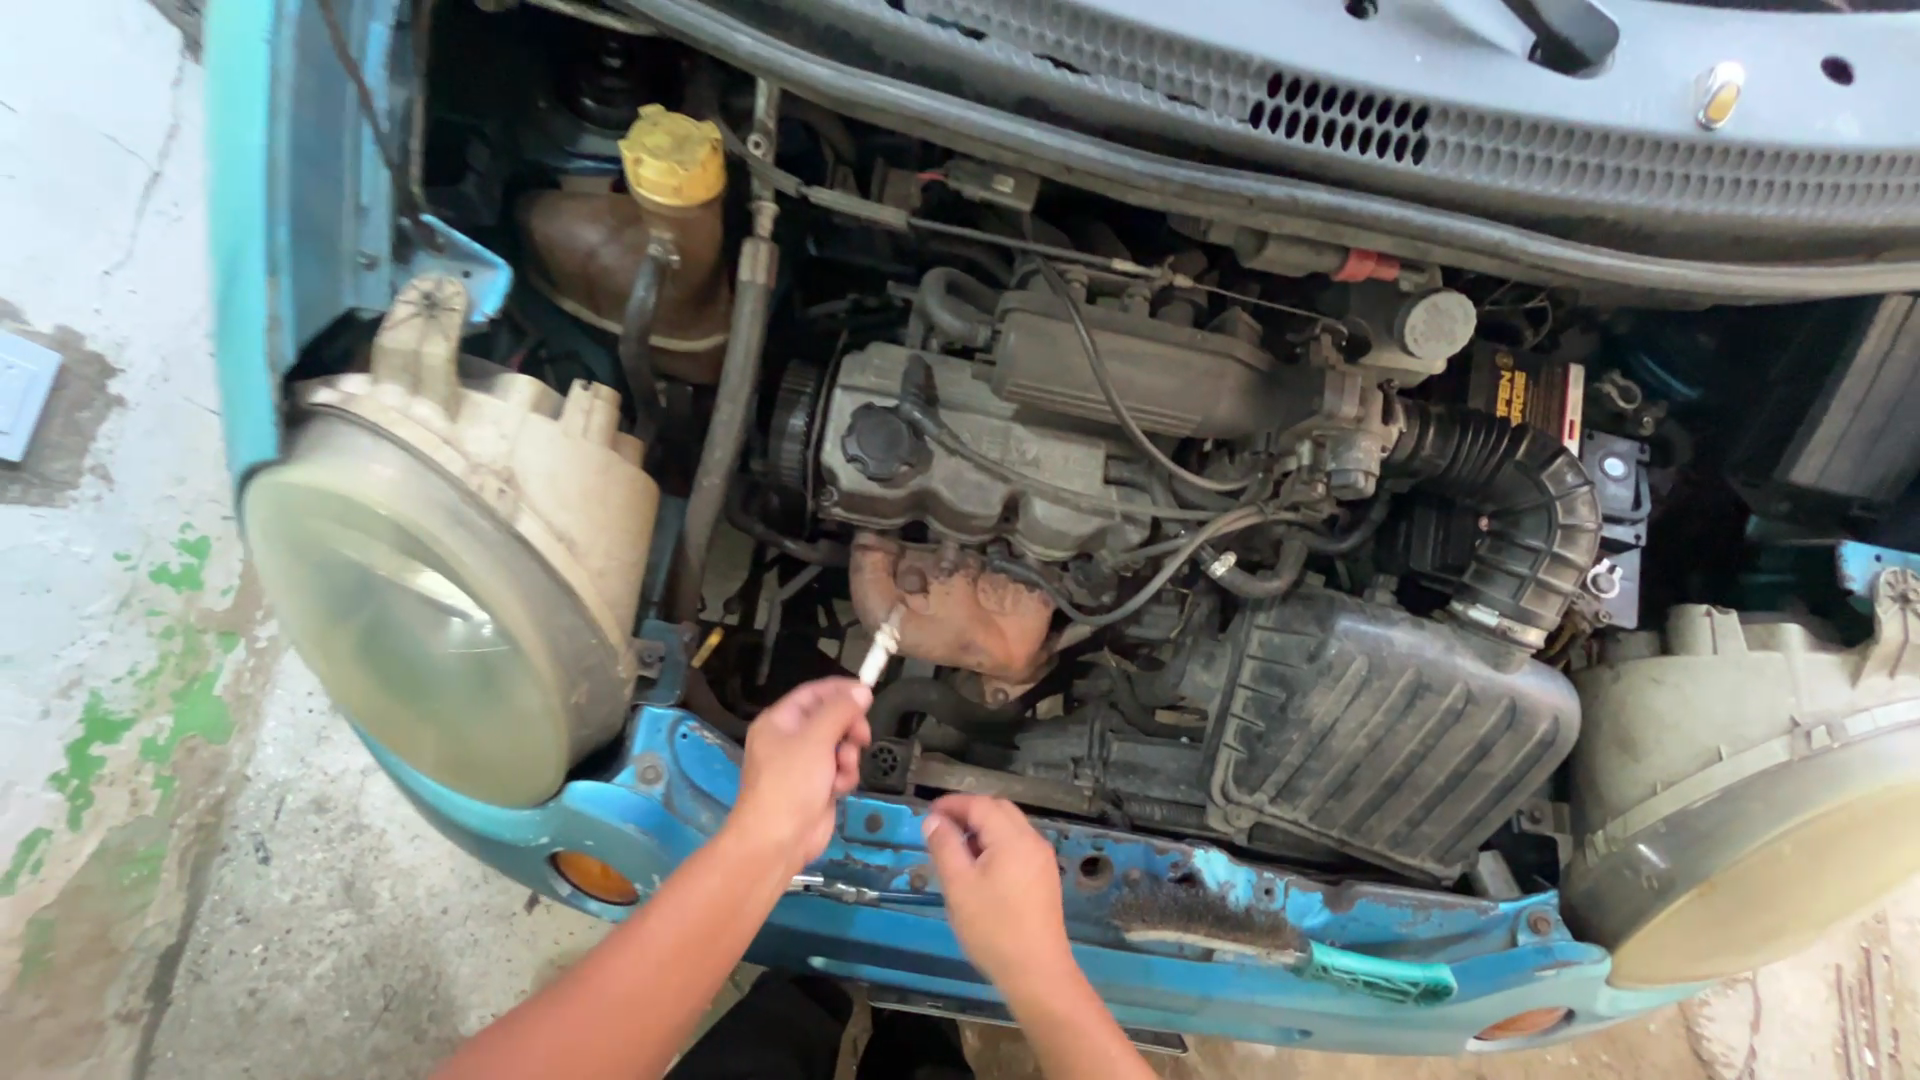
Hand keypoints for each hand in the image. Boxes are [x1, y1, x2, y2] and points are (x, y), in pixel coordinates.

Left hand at [725, 677, 872, 875]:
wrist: (778, 841)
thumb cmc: (790, 783)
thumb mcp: (816, 738)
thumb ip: (841, 710)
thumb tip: (862, 690)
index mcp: (779, 722)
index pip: (813, 693)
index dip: (840, 690)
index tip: (867, 692)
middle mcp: (790, 740)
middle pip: (831, 719)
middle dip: (848, 728)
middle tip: (861, 737)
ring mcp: (804, 765)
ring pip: (841, 745)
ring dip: (848, 756)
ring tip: (842, 770)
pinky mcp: (818, 786)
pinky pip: (841, 769)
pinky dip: (844, 777)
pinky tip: (838, 789)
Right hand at [920, 795, 1073, 990]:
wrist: (1037, 973)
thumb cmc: (993, 929)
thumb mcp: (959, 887)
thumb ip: (945, 847)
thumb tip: (934, 820)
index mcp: (1012, 838)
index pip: (980, 804)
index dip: (953, 804)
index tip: (929, 814)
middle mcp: (1032, 840)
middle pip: (998, 810)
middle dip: (969, 812)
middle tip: (941, 828)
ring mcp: (1042, 859)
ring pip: (1010, 827)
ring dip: (983, 829)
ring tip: (956, 849)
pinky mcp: (1045, 877)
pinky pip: (1018, 846)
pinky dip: (997, 844)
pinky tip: (980, 868)